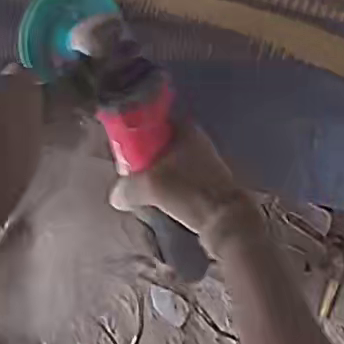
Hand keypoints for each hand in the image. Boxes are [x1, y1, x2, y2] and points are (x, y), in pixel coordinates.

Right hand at [110, 123, 265, 247]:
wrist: (227, 221)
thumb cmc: (189, 192)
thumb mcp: (149, 186)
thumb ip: (127, 188)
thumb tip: (116, 197)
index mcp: (184, 129)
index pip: (150, 122)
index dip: (133, 134)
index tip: (122, 151)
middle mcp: (196, 139)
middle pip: (158, 143)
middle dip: (143, 157)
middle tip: (129, 172)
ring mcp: (205, 159)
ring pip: (169, 160)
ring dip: (155, 172)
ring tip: (142, 188)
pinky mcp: (210, 180)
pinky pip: (180, 175)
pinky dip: (168, 184)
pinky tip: (160, 197)